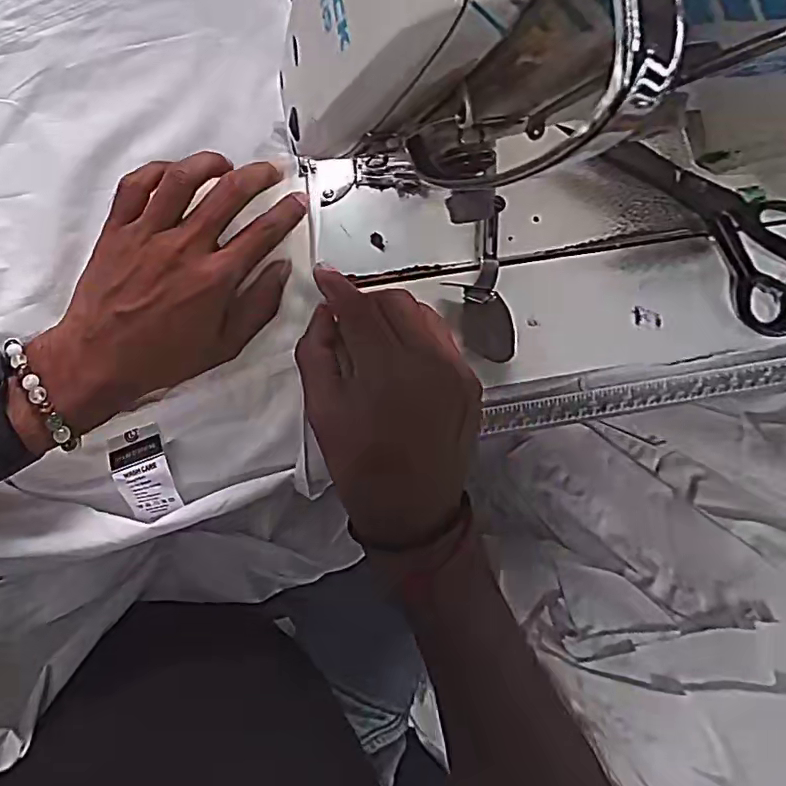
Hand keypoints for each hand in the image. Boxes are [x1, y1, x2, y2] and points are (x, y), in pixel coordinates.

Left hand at [24, 152, 308, 436]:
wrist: (98, 360)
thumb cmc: (155, 358)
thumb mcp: (223, 345)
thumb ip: (258, 306)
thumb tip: (278, 272)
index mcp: (213, 278)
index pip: (262, 231)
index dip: (286, 211)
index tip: (293, 203)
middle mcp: (182, 250)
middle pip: (230, 192)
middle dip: (260, 175)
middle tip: (269, 172)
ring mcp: (147, 236)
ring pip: (182, 178)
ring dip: (210, 163)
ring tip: (223, 164)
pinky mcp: (117, 232)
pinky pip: (135, 186)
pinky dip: (155, 171)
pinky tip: (170, 173)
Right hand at [296, 267, 480, 547]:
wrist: (412, 509)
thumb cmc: (362, 465)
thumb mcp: (321, 409)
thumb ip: (316, 352)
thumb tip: (325, 316)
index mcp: (385, 371)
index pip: (358, 307)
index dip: (337, 287)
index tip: (325, 277)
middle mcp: (427, 363)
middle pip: (391, 300)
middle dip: (362, 299)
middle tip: (343, 315)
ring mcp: (454, 371)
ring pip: (420, 311)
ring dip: (391, 311)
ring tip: (371, 334)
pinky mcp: (470, 381)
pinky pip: (441, 335)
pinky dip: (416, 331)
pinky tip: (399, 350)